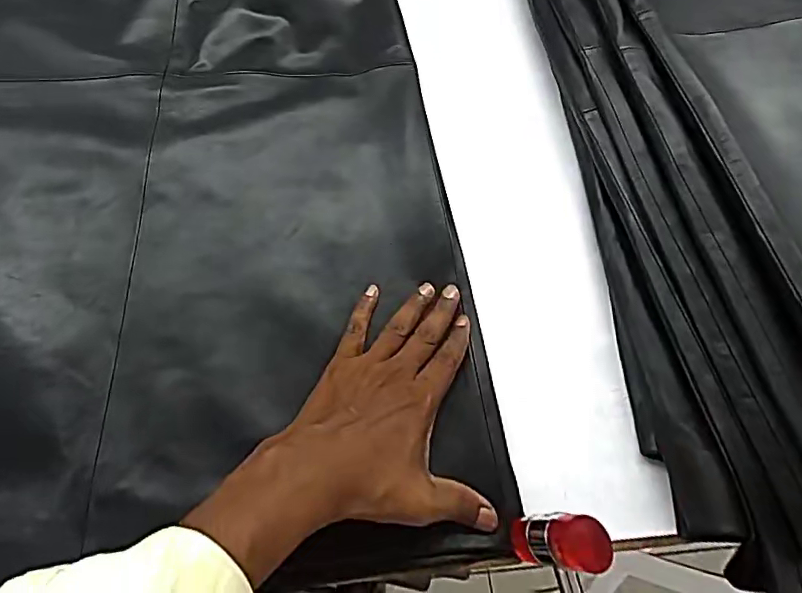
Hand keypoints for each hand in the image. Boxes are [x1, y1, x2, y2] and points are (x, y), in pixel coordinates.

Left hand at [182, 283, 493, 585]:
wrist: (315, 468)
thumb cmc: (360, 480)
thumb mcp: (420, 501)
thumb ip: (457, 503)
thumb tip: (485, 513)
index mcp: (417, 402)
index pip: (445, 362)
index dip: (458, 340)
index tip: (465, 323)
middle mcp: (395, 377)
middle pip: (425, 336)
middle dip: (442, 312)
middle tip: (452, 292)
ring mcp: (367, 367)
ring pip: (397, 327)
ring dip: (412, 306)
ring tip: (424, 288)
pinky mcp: (342, 366)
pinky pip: (356, 329)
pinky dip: (364, 308)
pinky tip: (370, 294)